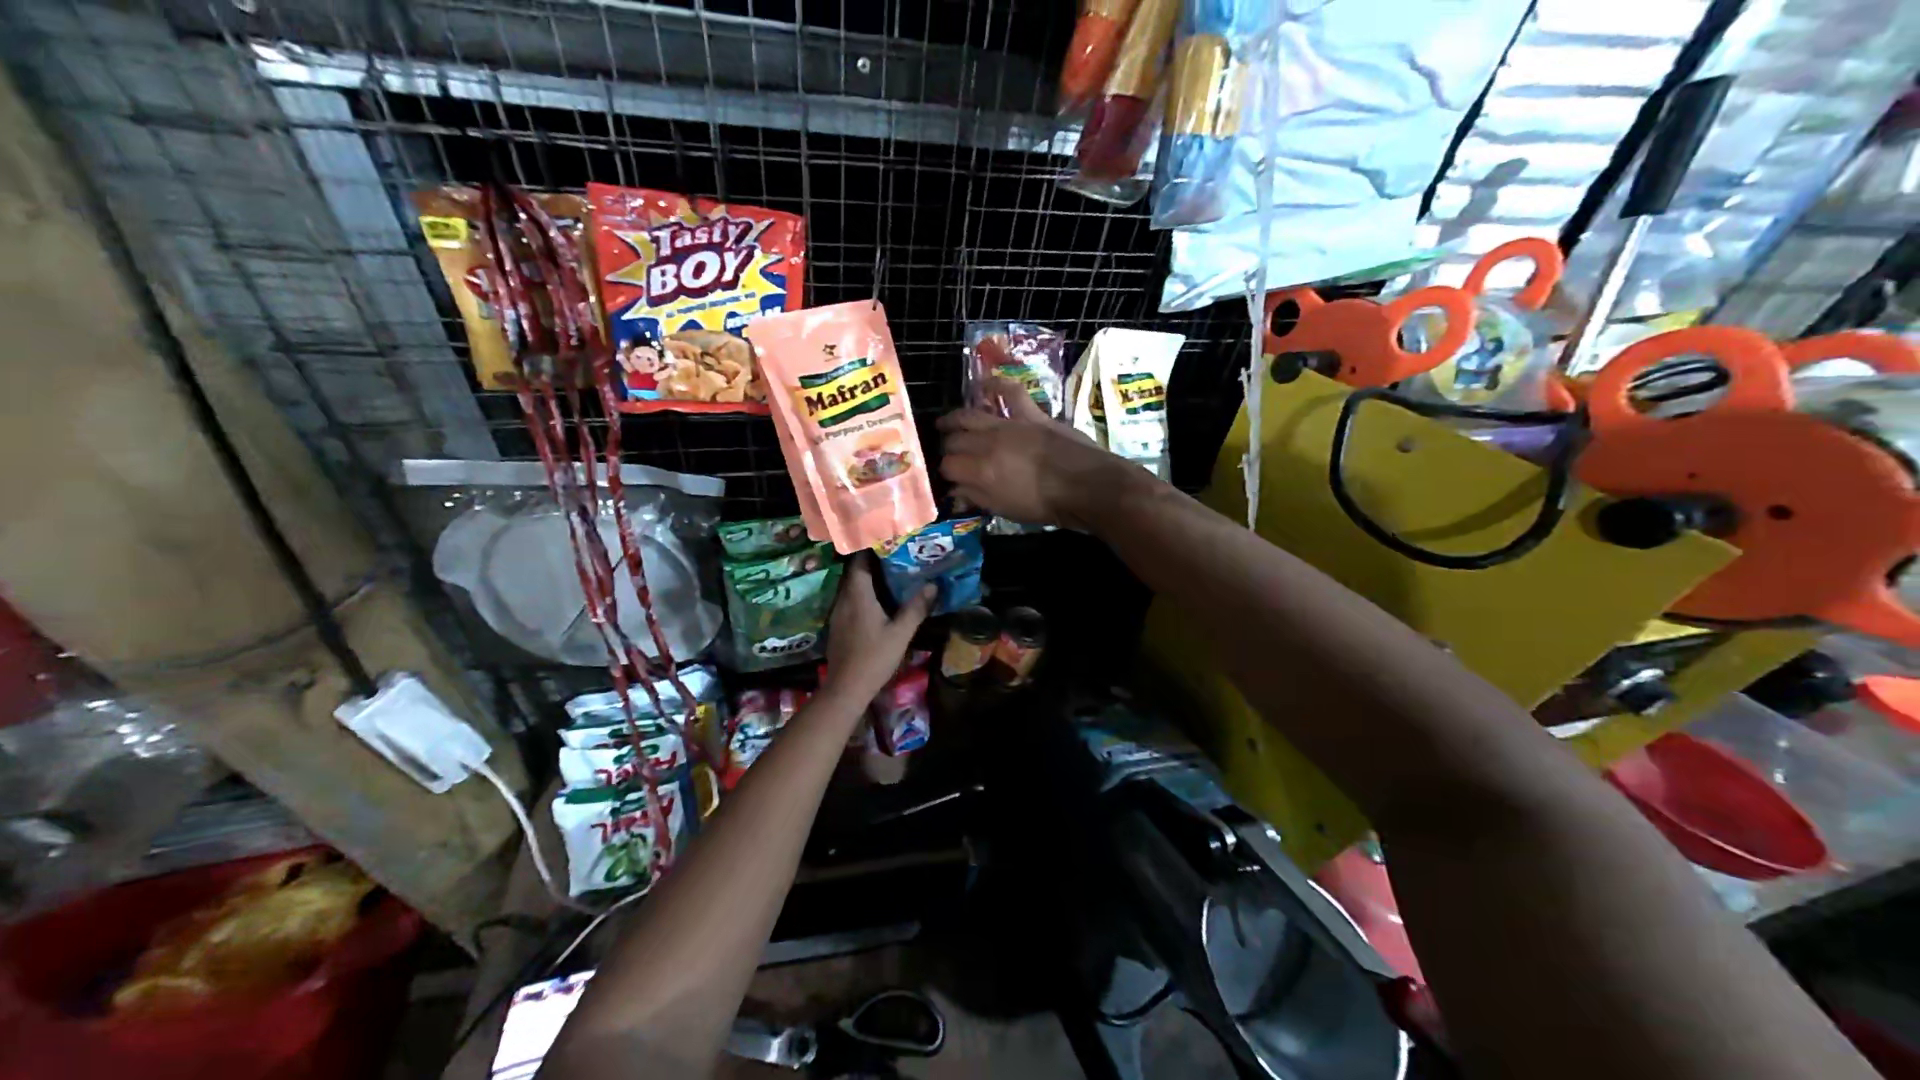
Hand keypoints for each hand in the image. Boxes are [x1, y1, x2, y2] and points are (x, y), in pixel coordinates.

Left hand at [822, 557, 933, 705]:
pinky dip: (864, 594)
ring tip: (891, 574)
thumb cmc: (874, 657)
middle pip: (855, 571)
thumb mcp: (901, 633)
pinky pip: (850, 599)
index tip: (889, 539)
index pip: (860, 560)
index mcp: (858, 594)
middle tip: (896, 554)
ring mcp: (838, 612)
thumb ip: (916, 608)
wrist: (846, 687)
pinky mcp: (838, 624)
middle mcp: (844, 598)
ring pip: (852, 586)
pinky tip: (879, 600)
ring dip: (868, 578)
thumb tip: (933, 585)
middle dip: (873, 561)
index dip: (872, 547)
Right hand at [938, 376, 1131, 528]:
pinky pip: (1010, 393)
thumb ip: (977, 497)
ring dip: (955, 419)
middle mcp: (987, 443)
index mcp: (979, 471)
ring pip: (971, 415)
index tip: (948, 479)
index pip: (947, 466)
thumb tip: (956, 491)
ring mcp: (1009, 425)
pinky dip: (996, 385)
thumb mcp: (1005, 510)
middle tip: (948, 454)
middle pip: (955, 440)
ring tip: (945, 423)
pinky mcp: (1031, 415)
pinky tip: (984, 385)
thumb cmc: (1046, 506)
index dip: (944, 473)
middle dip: (947, 448)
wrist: (1087, 486)